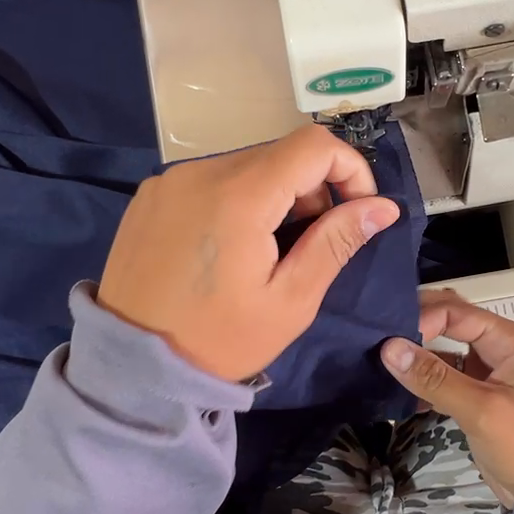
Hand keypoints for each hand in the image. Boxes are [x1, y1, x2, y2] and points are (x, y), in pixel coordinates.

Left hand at [98, 125, 399, 381]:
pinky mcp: (150, 195)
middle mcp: (200, 172)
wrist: (130, 368)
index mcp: (239, 195)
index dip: (350, 169)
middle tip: (314, 242)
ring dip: (275, 194)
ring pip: (246, 165)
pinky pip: (211, 179)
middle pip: (280, 153)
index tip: (358, 211)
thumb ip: (336, 243)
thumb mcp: (290, 300)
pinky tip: (230, 246)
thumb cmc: (218, 340)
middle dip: (313, 188)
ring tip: (270, 249)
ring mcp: (169, 180)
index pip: (314, 145)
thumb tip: (384, 206)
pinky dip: (237, 199)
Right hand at [381, 291, 513, 502]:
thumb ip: (435, 378)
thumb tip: (389, 348)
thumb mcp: (481, 410)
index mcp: (510, 339)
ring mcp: (487, 372)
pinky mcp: (476, 395)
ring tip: (378, 359)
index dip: (422, 319)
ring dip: (416, 355)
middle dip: (416, 327)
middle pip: (449, 323)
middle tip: (377, 337)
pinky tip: (397, 390)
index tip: (388, 339)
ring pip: (443, 350)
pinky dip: (422, 380)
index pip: (456, 312)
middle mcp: (499, 347)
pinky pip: (443, 376)